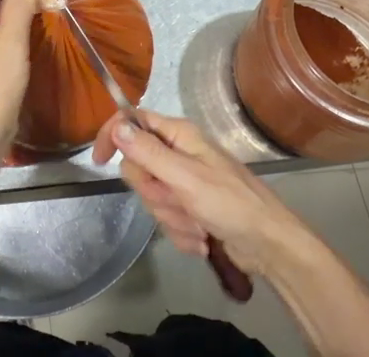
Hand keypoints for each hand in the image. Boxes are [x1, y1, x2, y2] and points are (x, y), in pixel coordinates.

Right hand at [93, 110, 295, 273]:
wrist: (269, 246)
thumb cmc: (230, 203)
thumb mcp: (185, 178)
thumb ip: (148, 152)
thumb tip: (117, 126)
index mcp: (179, 135)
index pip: (132, 122)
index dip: (113, 136)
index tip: (99, 160)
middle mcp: (179, 154)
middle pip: (138, 166)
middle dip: (154, 193)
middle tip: (175, 200)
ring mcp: (185, 182)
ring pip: (152, 197)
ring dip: (171, 217)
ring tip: (197, 226)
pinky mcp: (190, 209)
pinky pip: (167, 218)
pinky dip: (182, 232)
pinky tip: (202, 239)